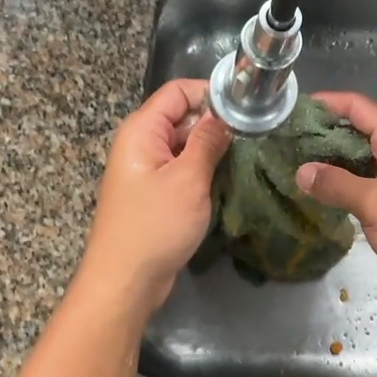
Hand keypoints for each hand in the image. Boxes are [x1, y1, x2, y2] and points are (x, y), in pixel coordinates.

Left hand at [78, 79, 231, 313]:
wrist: (124, 285)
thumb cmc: (154, 226)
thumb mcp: (188, 179)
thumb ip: (208, 141)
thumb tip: (225, 116)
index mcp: (141, 131)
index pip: (178, 91)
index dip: (210, 93)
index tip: (244, 106)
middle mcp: (141, 144)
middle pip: (182, 116)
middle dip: (215, 122)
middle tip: (253, 134)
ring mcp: (147, 170)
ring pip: (185, 144)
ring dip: (211, 148)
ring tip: (247, 154)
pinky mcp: (154, 194)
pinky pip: (182, 168)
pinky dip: (202, 170)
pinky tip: (227, 179)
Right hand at [295, 92, 376, 304]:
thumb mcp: (373, 203)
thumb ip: (335, 184)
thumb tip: (301, 172)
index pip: (359, 106)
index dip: (328, 103)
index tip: (297, 109)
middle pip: (360, 128)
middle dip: (327, 131)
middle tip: (291, 139)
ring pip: (363, 155)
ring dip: (335, 158)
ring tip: (300, 162)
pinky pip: (368, 177)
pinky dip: (346, 179)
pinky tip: (324, 189)